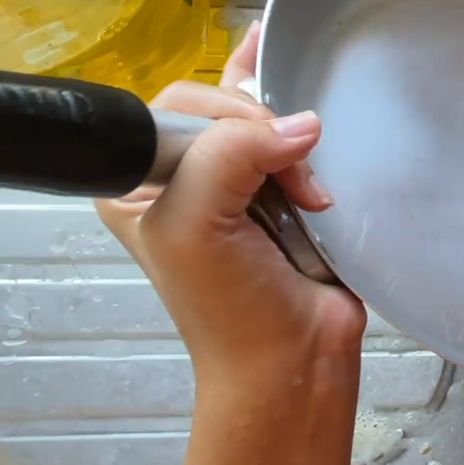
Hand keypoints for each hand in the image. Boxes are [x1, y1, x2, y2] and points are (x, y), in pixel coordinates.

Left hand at [95, 24, 367, 393]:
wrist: (297, 356)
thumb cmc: (231, 305)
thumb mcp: (198, 225)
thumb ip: (231, 157)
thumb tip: (305, 125)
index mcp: (139, 181)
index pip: (177, 107)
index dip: (222, 116)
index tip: (256, 151)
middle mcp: (188, 177)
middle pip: (229, 110)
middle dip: (267, 137)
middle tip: (294, 187)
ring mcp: (245, 187)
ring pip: (272, 128)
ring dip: (300, 155)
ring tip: (314, 199)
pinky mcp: (292, 200)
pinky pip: (305, 154)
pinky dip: (321, 160)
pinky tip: (324, 169)